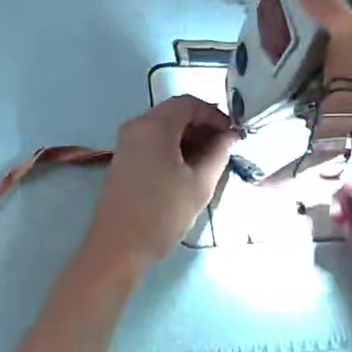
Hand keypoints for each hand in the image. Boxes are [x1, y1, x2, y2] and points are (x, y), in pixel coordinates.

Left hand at [84, 96, 236, 276]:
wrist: (118, 248)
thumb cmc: (162, 214)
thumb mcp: (200, 184)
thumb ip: (219, 153)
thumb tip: (231, 135)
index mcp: (155, 125)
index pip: (190, 103)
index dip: (215, 115)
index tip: (234, 134)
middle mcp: (137, 125)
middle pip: (176, 110)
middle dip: (203, 123)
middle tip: (225, 145)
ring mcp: (127, 141)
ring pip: (165, 124)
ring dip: (189, 134)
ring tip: (211, 157)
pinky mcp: (125, 156)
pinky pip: (154, 138)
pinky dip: (174, 144)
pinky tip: (189, 165)